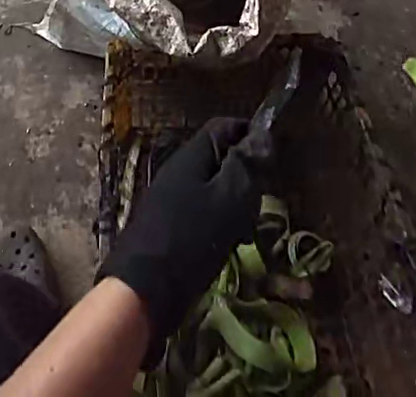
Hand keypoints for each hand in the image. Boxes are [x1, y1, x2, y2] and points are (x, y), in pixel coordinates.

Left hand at [99, 118, 260, 362]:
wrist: (143, 289)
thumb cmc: (191, 238)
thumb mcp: (230, 198)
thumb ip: (247, 164)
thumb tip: (263, 133)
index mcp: (193, 154)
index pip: (226, 126)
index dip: (251, 135)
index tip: (272, 158)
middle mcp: (180, 169)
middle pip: (220, 157)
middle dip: (244, 173)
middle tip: (261, 198)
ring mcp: (172, 196)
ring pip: (214, 186)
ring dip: (234, 201)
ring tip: (248, 226)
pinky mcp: (169, 223)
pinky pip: (202, 209)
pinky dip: (220, 220)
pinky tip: (229, 242)